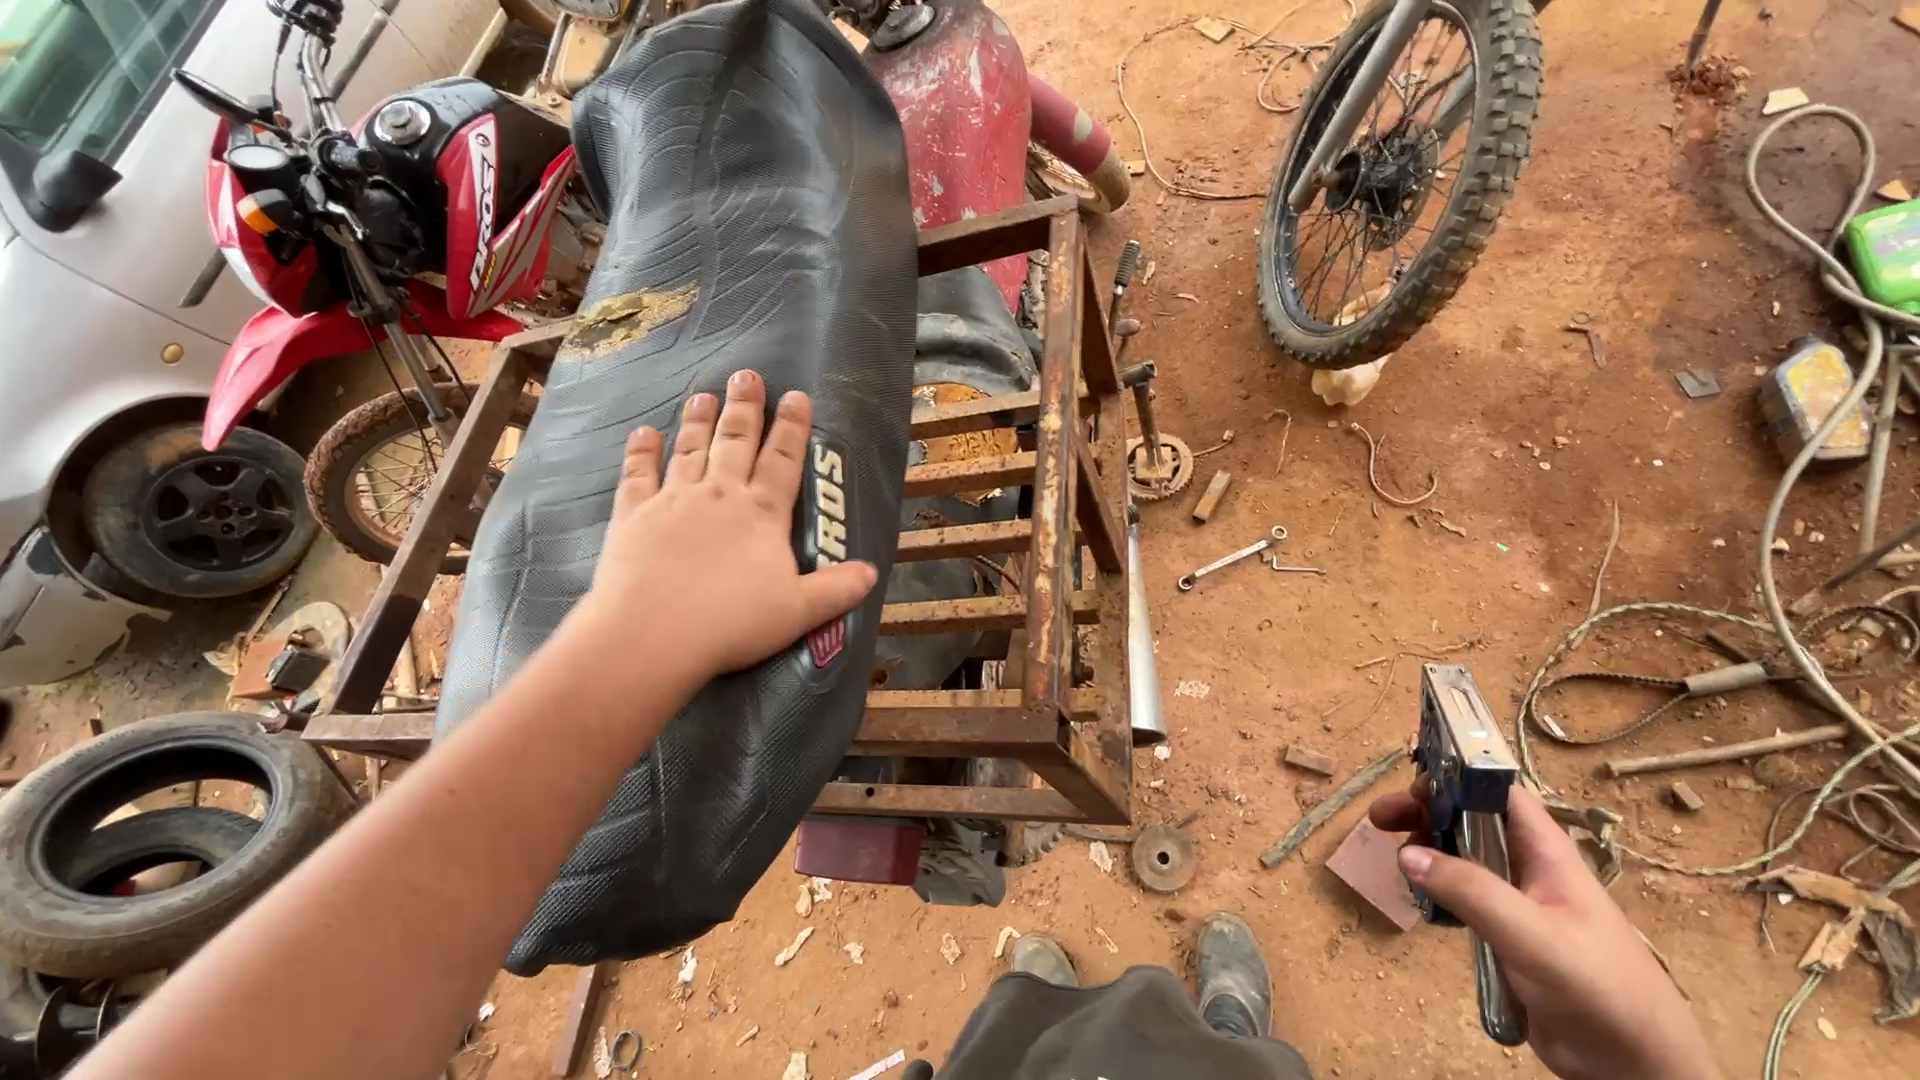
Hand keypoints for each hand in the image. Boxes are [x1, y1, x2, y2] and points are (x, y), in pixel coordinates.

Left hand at [571, 369, 877, 681]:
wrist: (652, 633)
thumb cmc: (732, 623)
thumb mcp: (798, 612)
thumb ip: (835, 589)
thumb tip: (872, 573)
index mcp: (762, 514)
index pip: (783, 461)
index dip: (793, 428)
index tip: (796, 396)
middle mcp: (720, 495)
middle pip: (736, 443)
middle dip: (745, 408)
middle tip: (746, 375)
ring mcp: (673, 501)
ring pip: (690, 450)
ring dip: (699, 421)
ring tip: (704, 395)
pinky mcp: (633, 516)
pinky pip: (638, 475)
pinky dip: (641, 452)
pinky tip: (644, 433)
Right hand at [1369, 783, 1721, 1079]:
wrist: (1635, 1066)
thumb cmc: (1598, 988)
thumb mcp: (1533, 935)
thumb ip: (1471, 891)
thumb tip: (1406, 852)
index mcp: (1546, 852)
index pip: (1497, 791)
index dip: (1455, 776)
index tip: (1410, 782)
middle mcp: (1528, 867)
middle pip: (1468, 819)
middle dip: (1425, 811)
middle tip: (1381, 819)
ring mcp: (1515, 901)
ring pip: (1460, 856)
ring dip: (1425, 849)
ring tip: (1395, 861)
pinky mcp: (1504, 934)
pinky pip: (1460, 897)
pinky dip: (1433, 890)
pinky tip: (1418, 902)